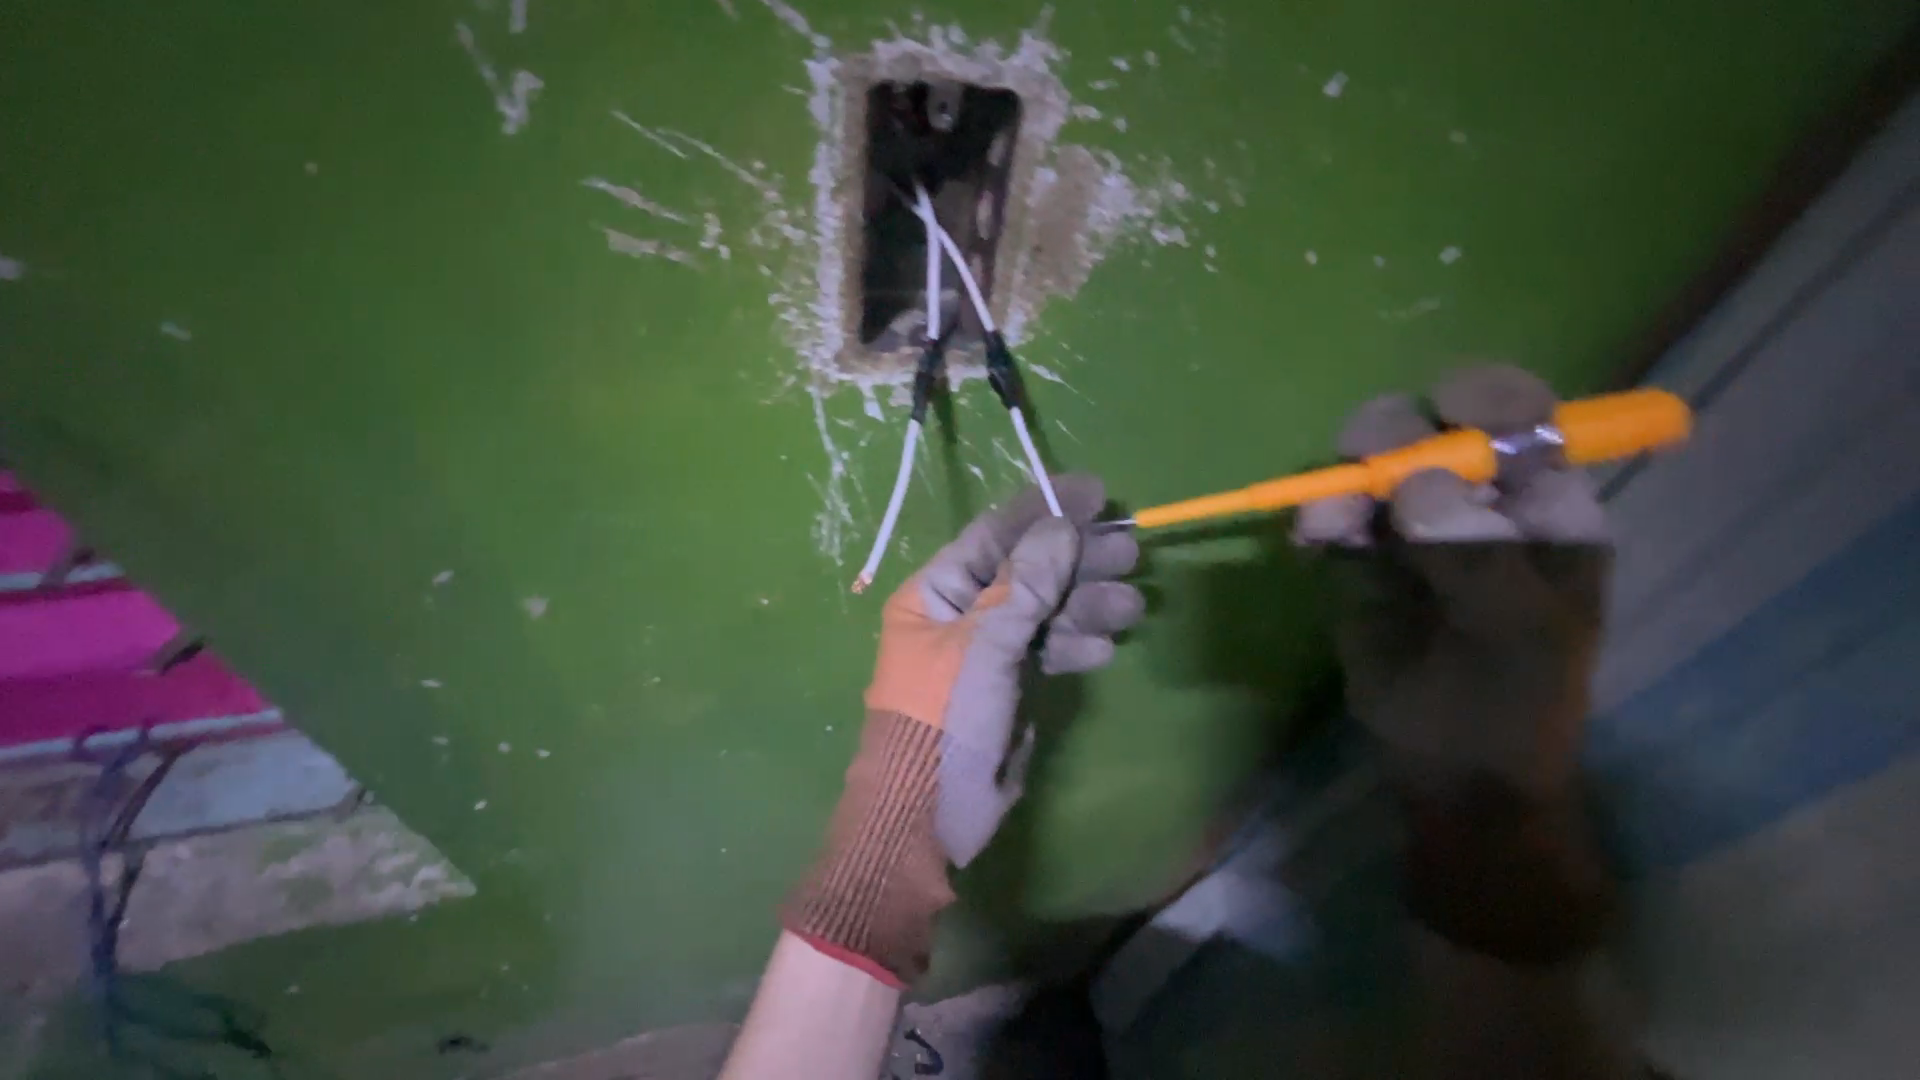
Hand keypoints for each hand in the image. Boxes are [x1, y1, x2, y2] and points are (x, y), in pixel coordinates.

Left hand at [870, 473, 1144, 863]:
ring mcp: (988, 648)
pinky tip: (1104, 647)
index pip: (995, 533)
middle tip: (1130, 549)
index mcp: (937, 590)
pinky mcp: (1011, 683)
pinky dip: (1076, 645)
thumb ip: (1024, 584)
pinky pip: (1049, 650)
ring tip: (1130, 604)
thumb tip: (1061, 525)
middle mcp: (962, 611)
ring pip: (1046, 610)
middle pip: (1028, 570)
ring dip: (1086, 604)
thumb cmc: (942, 715)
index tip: (1097, 492)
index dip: (1045, 509)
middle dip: (1077, 559)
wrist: (928, 810)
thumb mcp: (983, 644)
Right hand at [1295, 365, 1614, 962]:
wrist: (1449, 771)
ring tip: (1328, 526)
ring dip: (1341, 480)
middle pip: (1427, 428)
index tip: (1443, 413)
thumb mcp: (1516, 631)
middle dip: (1392, 438)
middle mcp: (1472, 501)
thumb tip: (1415, 482)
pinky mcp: (1354, 556)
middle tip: (1365, 470)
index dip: (1484, 400)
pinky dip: (1315, 518)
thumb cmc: (1510, 702)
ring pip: (1366, 464)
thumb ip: (1475, 552)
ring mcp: (1407, 526)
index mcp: (1541, 506)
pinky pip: (1328, 513)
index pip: (1519, 417)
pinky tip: (1312, 544)